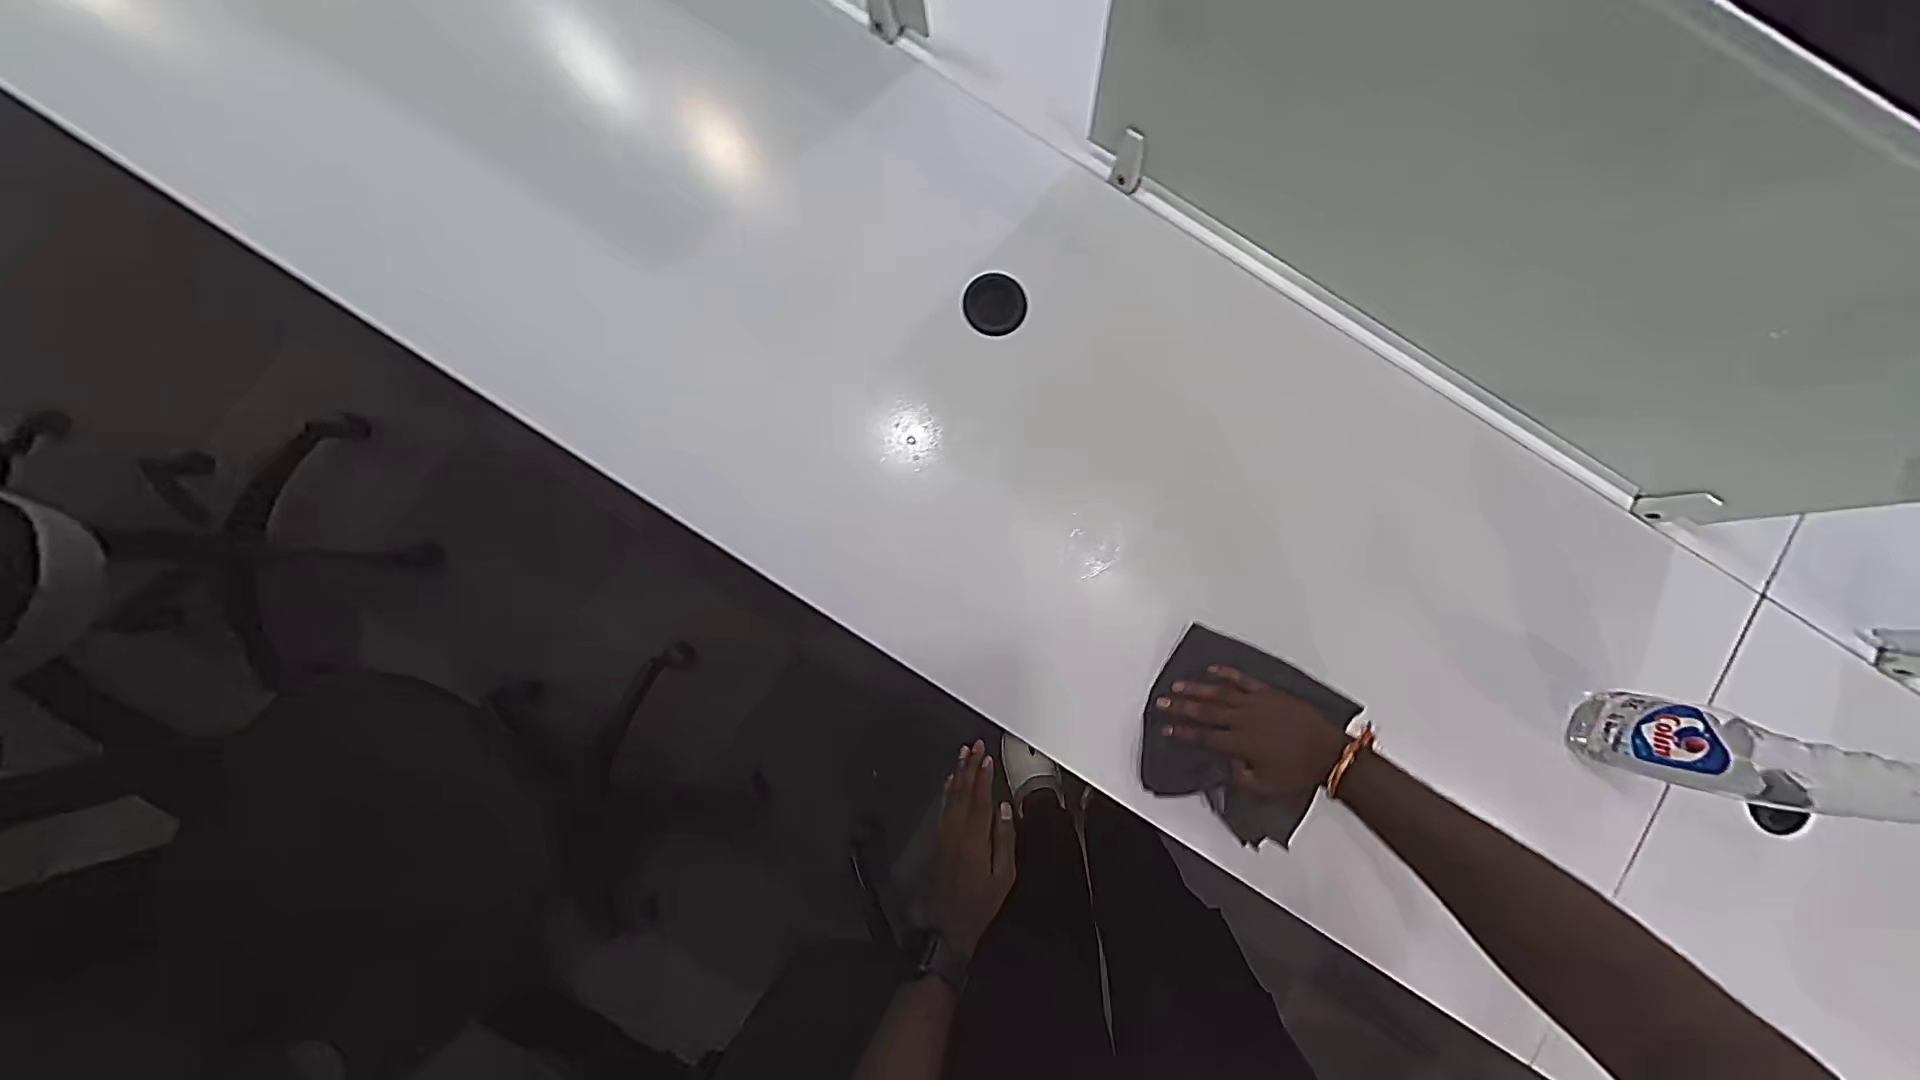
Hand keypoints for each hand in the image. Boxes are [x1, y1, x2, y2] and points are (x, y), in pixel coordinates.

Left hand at [930, 740, 1015, 958]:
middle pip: (963, 791)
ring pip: (951, 796)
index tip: (987, 757)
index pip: (980, 798)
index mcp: (975, 838)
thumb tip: (1003, 807)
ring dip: (958, 773)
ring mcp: (944, 834)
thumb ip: (1005, 838)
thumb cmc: (982, 903)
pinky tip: (951, 780)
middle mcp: (956, 831)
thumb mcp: (1004, 875)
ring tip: (963, 753)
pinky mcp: (938, 840)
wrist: (950, 927)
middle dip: (969, 766)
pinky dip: (948, 789)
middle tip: (974, 745)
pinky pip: (943, 806)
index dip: (983, 776)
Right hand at [1157, 666, 1352, 798]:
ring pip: (1219, 693)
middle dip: (1181, 707)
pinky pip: (1243, 679)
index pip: (1204, 736)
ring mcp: (1255, 703)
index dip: (1183, 732)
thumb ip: (1241, 777)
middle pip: (1205, 711)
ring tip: (1178, 685)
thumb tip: (1228, 765)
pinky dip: (1226, 673)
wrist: (1329, 753)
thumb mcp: (1266, 786)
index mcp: (1241, 743)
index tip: (1168, 729)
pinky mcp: (1268, 693)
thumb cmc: (1299, 770)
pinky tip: (1212, 669)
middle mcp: (1243, 720)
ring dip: (1196, 689)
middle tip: (1163, 702)